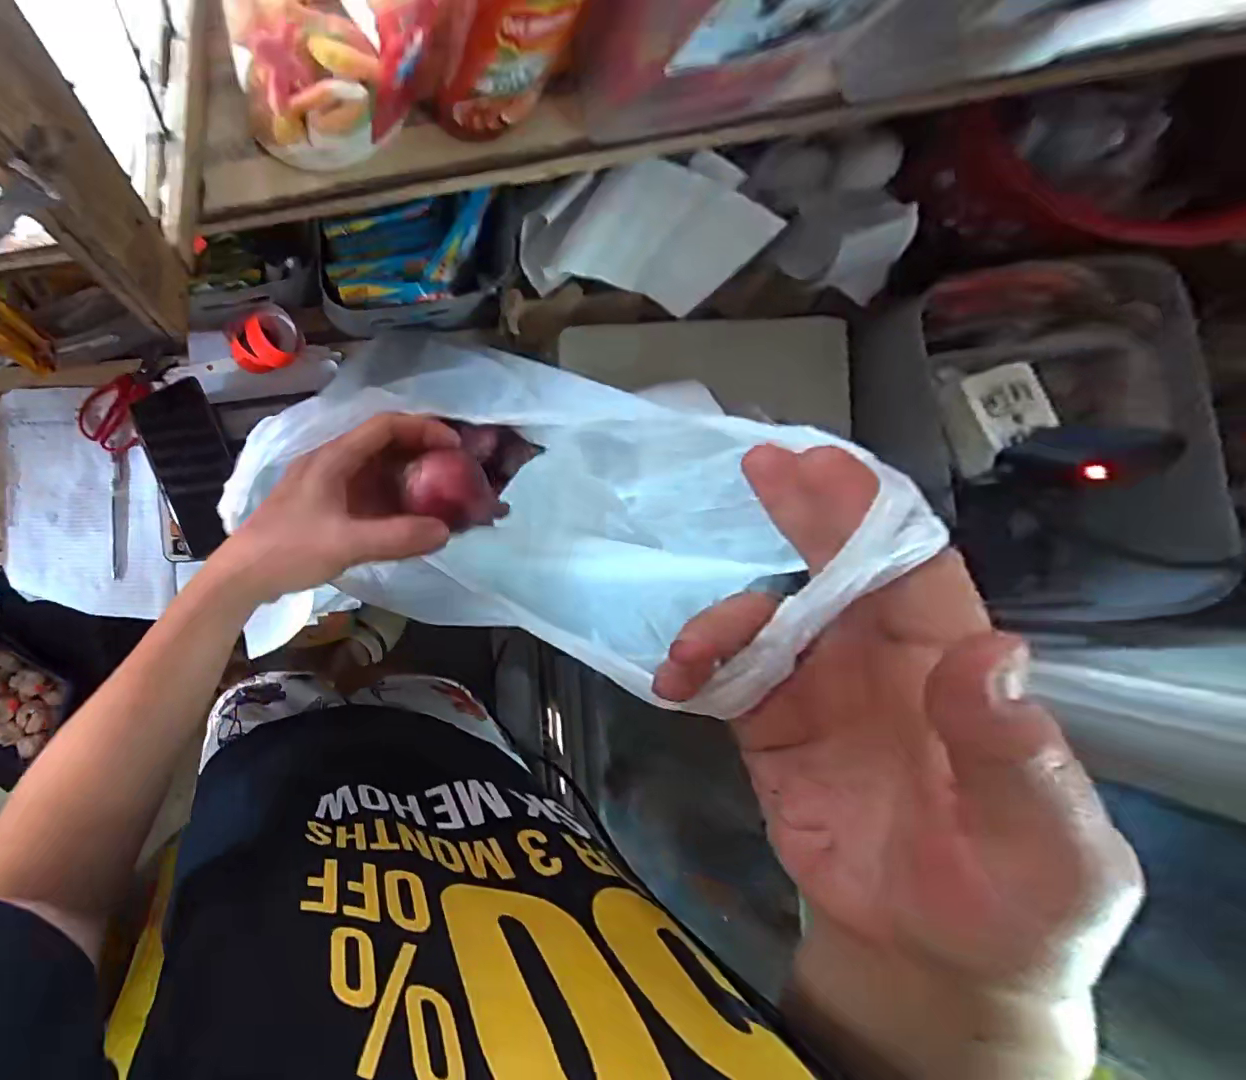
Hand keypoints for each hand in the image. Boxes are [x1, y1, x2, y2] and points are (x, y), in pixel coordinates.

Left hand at [208, 413, 459, 603]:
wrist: (241, 575)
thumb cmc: (289, 550)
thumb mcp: (346, 544)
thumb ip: (396, 537)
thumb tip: (444, 532)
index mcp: (333, 458)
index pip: (385, 426)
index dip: (424, 428)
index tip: (455, 444)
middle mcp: (328, 463)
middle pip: (381, 445)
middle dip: (420, 453)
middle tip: (454, 470)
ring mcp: (322, 485)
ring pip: (372, 470)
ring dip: (405, 478)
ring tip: (438, 494)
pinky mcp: (319, 506)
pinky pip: (362, 492)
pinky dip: (387, 499)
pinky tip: (405, 518)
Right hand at [655, 445, 1141, 1077]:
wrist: (922, 950)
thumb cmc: (1010, 901)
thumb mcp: (1051, 851)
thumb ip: (1017, 756)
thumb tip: (989, 653)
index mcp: (952, 674)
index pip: (913, 576)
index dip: (870, 518)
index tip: (825, 466)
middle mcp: (879, 666)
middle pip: (832, 574)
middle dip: (796, 518)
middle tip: (756, 466)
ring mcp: (815, 692)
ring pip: (758, 623)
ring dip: (717, 623)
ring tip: (688, 655)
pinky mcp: (763, 723)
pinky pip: (719, 675)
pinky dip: (689, 669)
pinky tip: (671, 685)